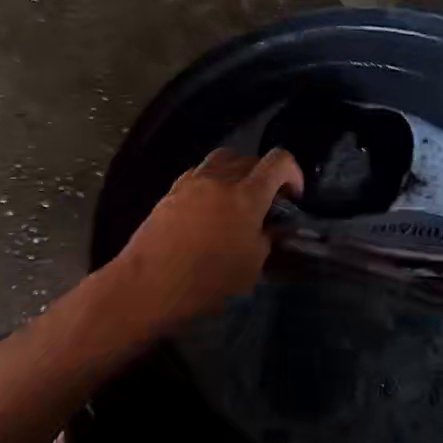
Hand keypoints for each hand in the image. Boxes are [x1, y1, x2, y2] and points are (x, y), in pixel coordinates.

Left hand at [103, 148, 303, 331]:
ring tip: (237, 198)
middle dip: (265, 175)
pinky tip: (210, 206)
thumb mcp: (251, 267)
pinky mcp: (172, 190)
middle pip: (250, 158)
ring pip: (223, 159)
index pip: (279, 161)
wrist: (149, 284)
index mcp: (247, 196)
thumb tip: (270, 227)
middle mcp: (220, 179)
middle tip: (267, 202)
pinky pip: (200, 172)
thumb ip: (267, 239)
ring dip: (237, 172)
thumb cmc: (207, 281)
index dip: (293, 173)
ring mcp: (192, 181)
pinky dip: (213, 180)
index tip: (293, 195)